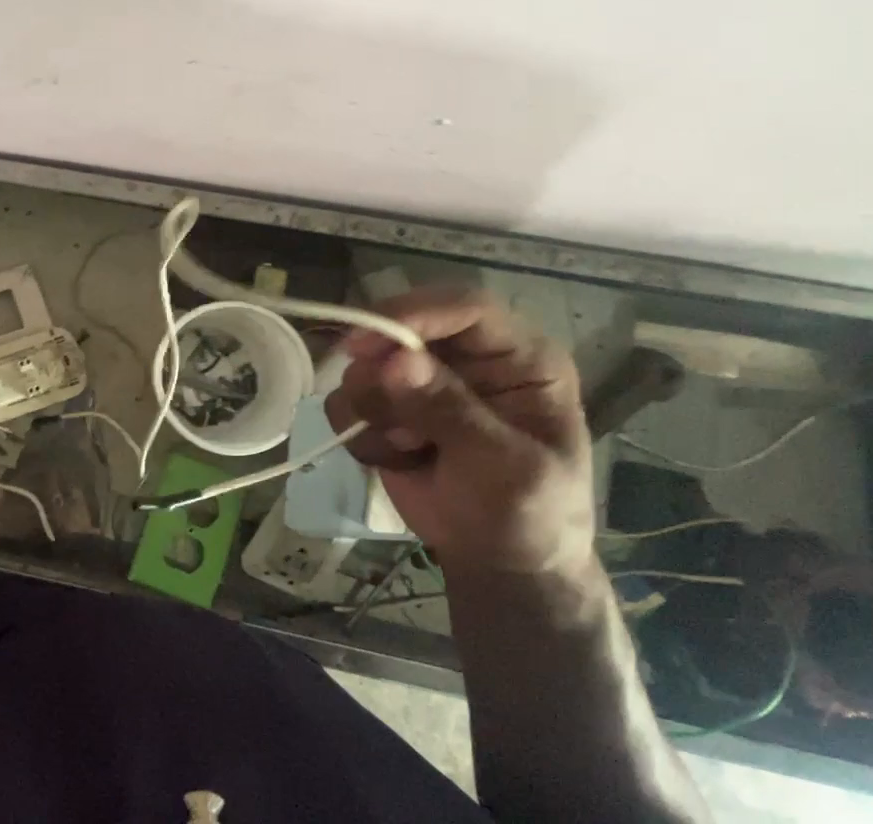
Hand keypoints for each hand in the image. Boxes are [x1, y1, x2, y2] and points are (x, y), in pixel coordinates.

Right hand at [324, 288, 595, 579]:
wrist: (500, 564)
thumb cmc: (529, 513)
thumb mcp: (505, 466)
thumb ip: (451, 411)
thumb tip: (397, 360)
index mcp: (518, 357)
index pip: (462, 309)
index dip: (412, 316)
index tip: (363, 346)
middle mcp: (465, 359)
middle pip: (397, 332)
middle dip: (381, 377)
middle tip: (395, 424)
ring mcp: (419, 383)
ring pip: (361, 369)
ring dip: (374, 415)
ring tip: (412, 450)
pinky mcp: (384, 410)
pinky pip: (343, 402)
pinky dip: (360, 435)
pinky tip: (396, 459)